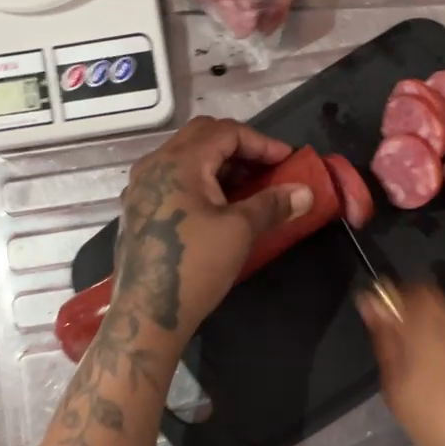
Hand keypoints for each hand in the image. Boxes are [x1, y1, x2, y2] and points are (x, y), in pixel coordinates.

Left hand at [108, 117, 312, 350]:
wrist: (149, 312)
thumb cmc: (196, 265)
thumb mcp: (240, 231)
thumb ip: (273, 204)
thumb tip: (306, 192)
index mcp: (178, 162)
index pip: (225, 132)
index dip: (261, 142)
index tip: (288, 160)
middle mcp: (154, 165)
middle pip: (202, 137)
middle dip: (239, 148)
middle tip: (268, 168)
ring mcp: (141, 188)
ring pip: (186, 158)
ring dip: (220, 165)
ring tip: (249, 188)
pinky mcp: (139, 210)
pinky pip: (173, 180)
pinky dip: (201, 181)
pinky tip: (219, 207)